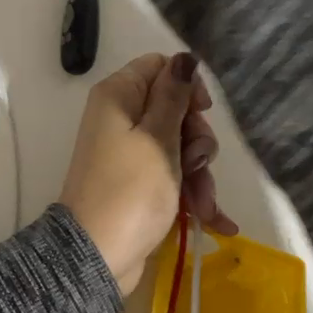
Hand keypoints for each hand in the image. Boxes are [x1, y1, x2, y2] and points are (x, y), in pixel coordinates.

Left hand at [59, 53, 237, 295]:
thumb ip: (174, 97)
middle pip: (173, 109)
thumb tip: (183, 58)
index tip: (201, 112)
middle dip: (196, 139)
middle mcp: (120, 117)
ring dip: (198, 174)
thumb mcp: (159, 138)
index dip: (186, 86)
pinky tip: (215, 220)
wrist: (97, 254)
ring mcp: (128, 152)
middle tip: (196, 163)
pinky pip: (171, 175)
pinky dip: (191, 193)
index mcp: (118, 96)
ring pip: (178, 146)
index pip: (159, 67)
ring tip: (204, 205)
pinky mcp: (137, 183)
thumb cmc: (131, 190)